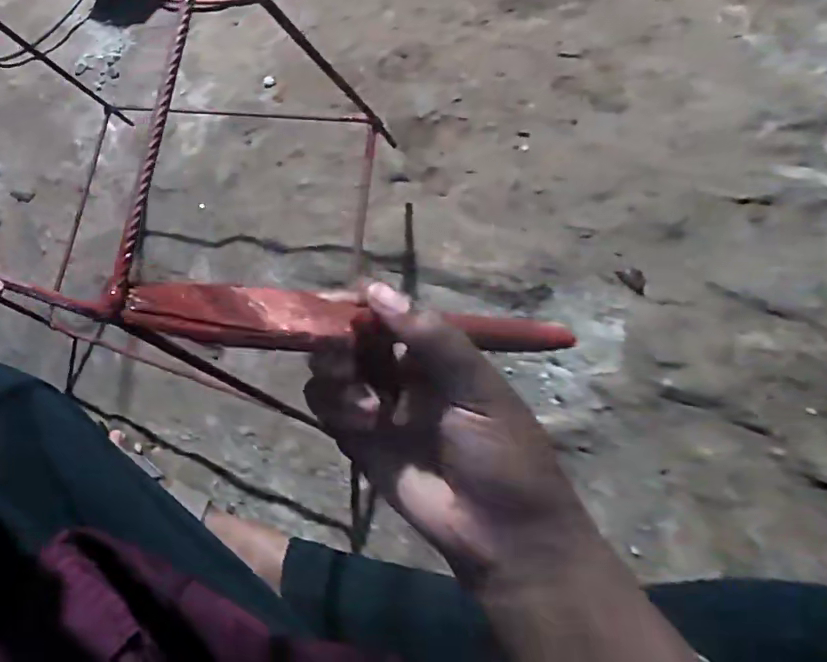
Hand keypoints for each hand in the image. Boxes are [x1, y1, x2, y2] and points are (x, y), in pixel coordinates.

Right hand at [305, 282, 599, 585]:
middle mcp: (393, 370)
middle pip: (342, 335)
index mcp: (429, 355)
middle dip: (334, 341)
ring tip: (366, 407)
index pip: (379, 313)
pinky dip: (334, 407)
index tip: (331, 302)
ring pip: (325, 366)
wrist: (503, 538)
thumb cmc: (506, 459)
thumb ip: (433, 340)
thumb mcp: (480, 392)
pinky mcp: (350, 431)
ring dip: (335, 378)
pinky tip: (362, 426)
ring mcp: (369, 399)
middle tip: (342, 357)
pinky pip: (320, 401)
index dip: (353, 304)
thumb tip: (375, 289)